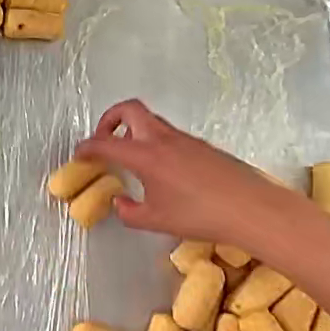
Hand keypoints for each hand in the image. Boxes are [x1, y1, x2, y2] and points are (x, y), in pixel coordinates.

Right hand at [73, 99, 313, 248]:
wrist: (250, 208)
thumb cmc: (199, 215)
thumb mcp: (155, 221)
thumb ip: (129, 212)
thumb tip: (121, 203)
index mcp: (144, 155)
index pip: (105, 143)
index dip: (87, 147)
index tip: (79, 155)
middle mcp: (162, 139)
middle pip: (129, 109)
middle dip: (109, 120)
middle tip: (104, 141)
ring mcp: (184, 139)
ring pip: (150, 121)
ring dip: (133, 131)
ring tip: (131, 157)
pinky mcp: (201, 146)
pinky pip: (168, 135)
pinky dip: (154, 142)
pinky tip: (161, 171)